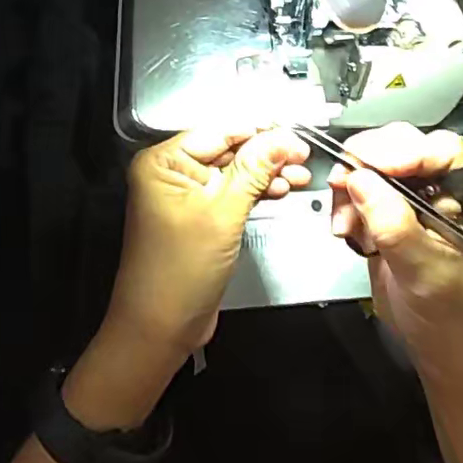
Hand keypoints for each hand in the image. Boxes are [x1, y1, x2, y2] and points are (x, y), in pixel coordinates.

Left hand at [105, 127, 312, 356]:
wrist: (160, 332)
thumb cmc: (176, 274)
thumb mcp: (222, 213)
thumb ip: (254, 170)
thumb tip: (282, 138)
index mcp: (163, 162)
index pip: (220, 131)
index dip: (260, 131)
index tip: (294, 135)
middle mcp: (172, 172)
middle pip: (229, 149)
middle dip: (268, 153)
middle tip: (302, 154)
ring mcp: (187, 195)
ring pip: (235, 171)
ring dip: (267, 172)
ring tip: (300, 173)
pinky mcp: (201, 215)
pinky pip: (233, 192)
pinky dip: (258, 190)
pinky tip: (283, 187)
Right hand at [327, 123, 462, 374]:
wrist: (439, 353)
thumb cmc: (449, 321)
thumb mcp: (424, 272)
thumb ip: (394, 225)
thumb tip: (361, 179)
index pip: (447, 152)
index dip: (408, 151)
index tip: (373, 164)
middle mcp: (456, 191)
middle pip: (410, 148)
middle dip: (373, 162)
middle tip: (346, 177)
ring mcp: (426, 197)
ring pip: (383, 162)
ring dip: (355, 183)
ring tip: (344, 216)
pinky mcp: (399, 206)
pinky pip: (368, 184)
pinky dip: (350, 199)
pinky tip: (346, 224)